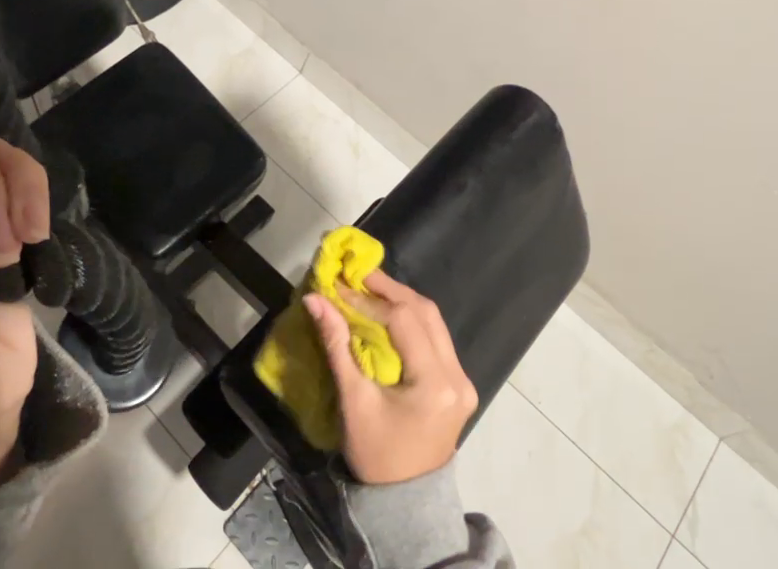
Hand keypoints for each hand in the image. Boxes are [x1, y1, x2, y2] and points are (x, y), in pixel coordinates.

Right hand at [305, 271, 478, 484]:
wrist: (404, 501)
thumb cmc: (376, 454)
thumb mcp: (353, 400)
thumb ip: (336, 345)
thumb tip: (315, 299)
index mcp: (436, 384)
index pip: (404, 321)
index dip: (369, 299)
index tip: (338, 286)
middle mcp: (458, 377)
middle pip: (426, 313)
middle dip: (389, 290)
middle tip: (355, 276)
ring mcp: (463, 381)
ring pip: (434, 322)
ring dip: (401, 302)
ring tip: (367, 289)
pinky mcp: (458, 384)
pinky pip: (435, 338)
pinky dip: (409, 320)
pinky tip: (385, 315)